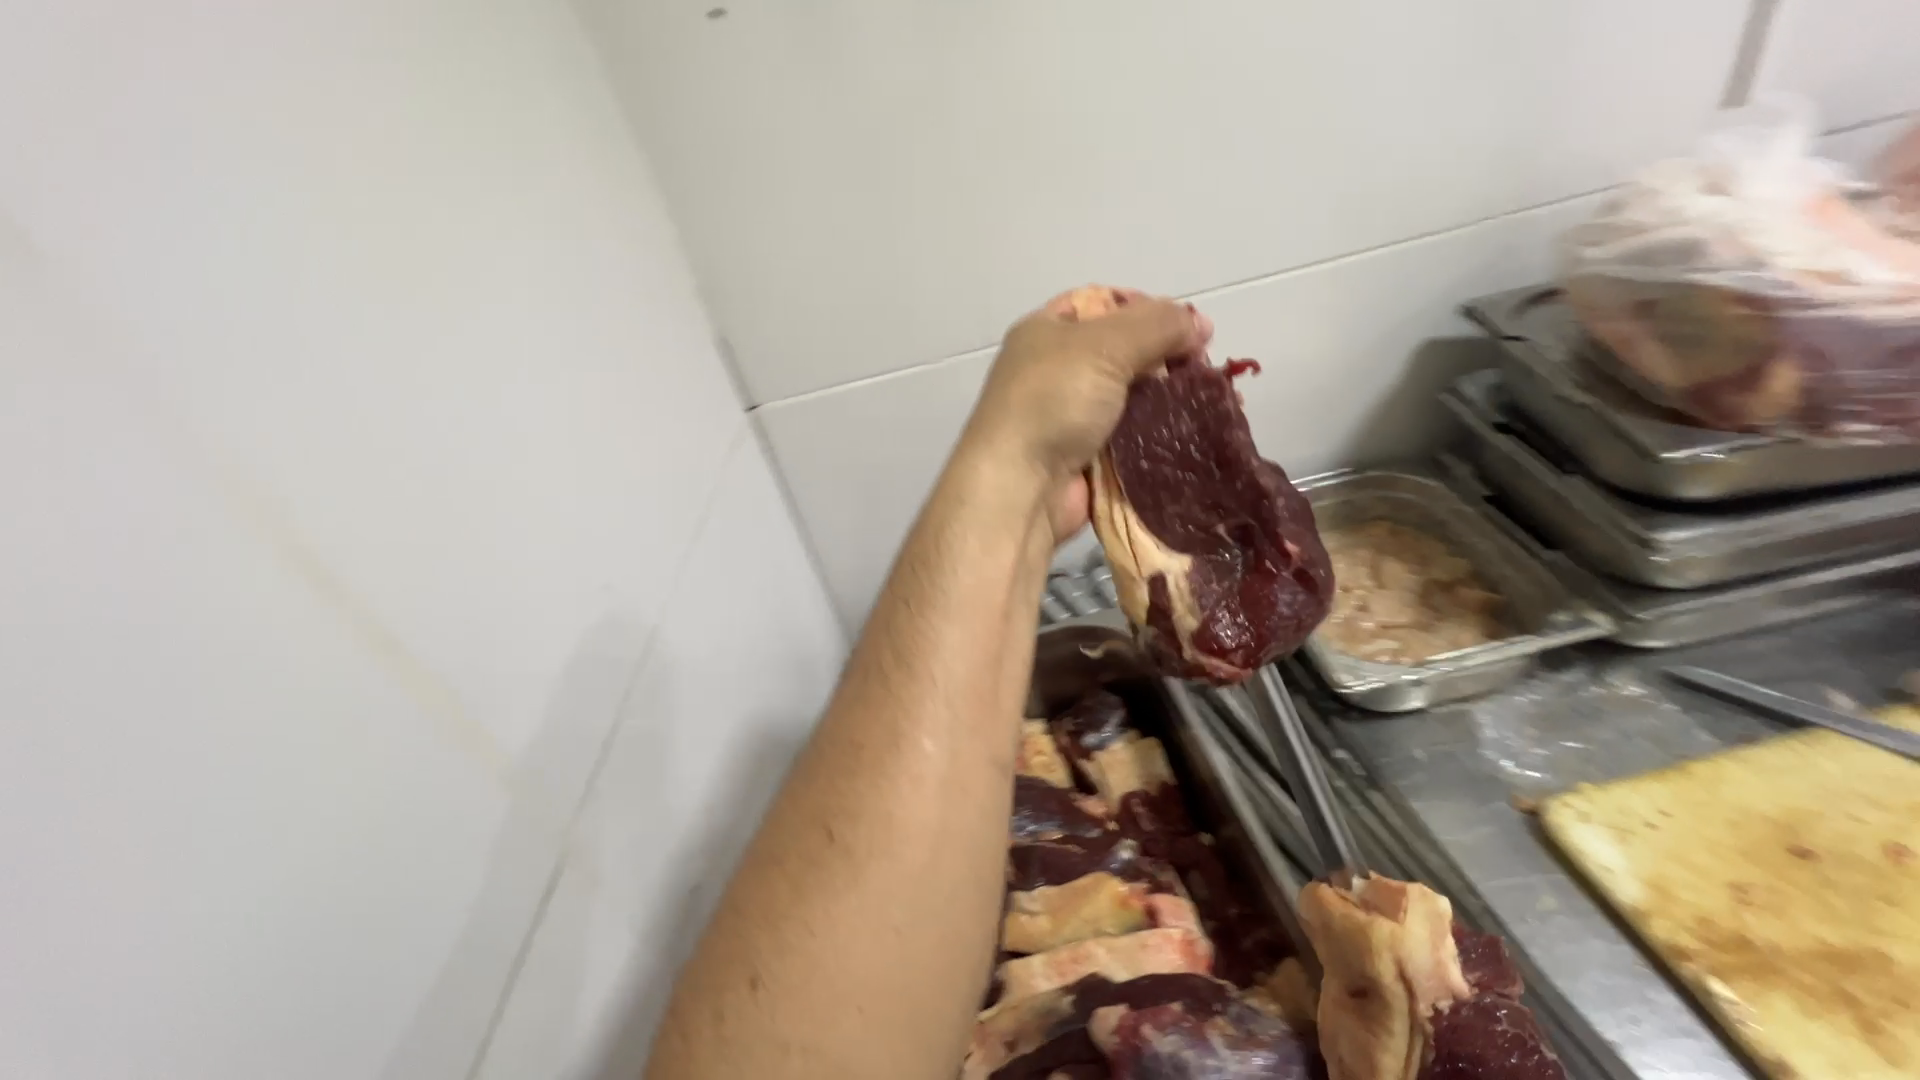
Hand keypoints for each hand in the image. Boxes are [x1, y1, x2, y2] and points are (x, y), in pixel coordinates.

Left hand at [959, 286, 1213, 542]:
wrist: (1018, 489)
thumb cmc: (1052, 403)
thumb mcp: (1105, 346)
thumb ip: (1157, 325)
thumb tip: (1200, 323)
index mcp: (1045, 332)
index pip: (1100, 304)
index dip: (1144, 308)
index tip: (1185, 326)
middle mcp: (1052, 371)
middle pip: (1120, 352)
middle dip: (1161, 357)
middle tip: (1200, 368)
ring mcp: (1067, 418)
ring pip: (1128, 399)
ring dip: (1163, 401)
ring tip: (1202, 403)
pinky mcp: (1083, 460)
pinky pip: (1127, 441)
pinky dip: (1153, 438)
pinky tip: (1185, 436)